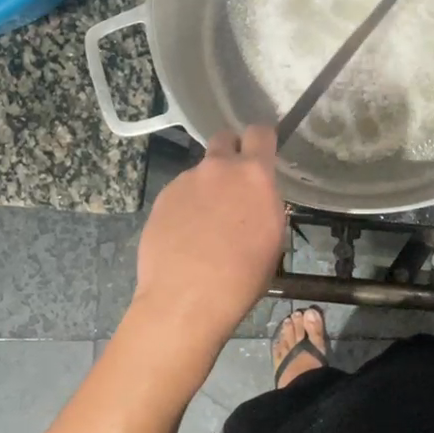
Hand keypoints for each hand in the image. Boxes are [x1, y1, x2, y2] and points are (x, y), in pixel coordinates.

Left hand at [129, 126, 286, 348]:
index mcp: (254, 175)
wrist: (187, 299)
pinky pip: (179, 193)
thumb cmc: (242, 276)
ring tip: (204, 225)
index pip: (260, 133)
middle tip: (232, 183)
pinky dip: (185, 207)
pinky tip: (184, 236)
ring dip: (206, 187)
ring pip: (200, 172)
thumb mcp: (272, 239)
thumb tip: (255, 200)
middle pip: (224, 139)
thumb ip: (264, 205)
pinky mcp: (162, 199)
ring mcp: (186, 181)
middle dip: (230, 153)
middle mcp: (218, 169)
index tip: (261, 152)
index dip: (262, 140)